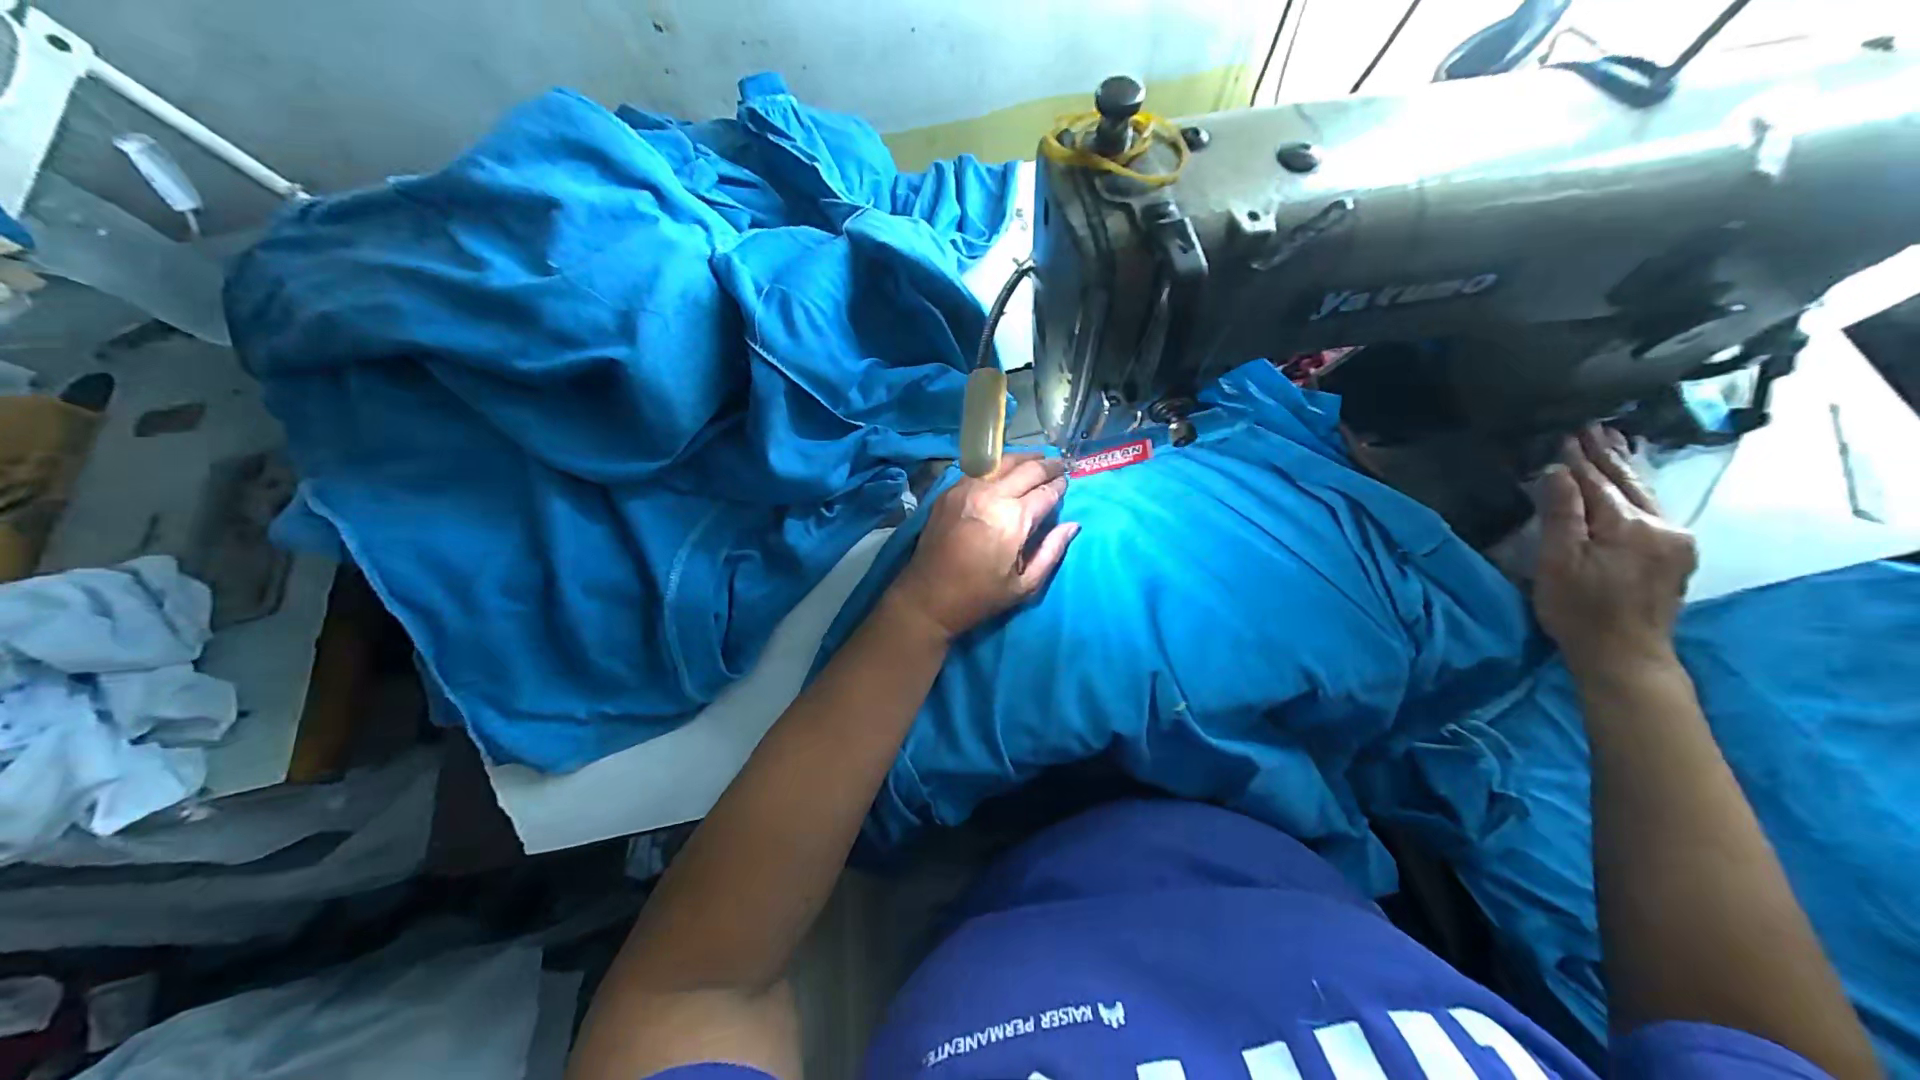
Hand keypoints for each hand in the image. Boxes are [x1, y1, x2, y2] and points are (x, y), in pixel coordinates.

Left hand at [884, 455, 1079, 640]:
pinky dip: (997, 466)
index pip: (1046, 492)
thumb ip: (1051, 552)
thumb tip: (1072, 525)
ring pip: (1002, 462)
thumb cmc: (979, 596)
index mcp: (1014, 519)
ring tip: (1037, 459)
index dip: (1060, 486)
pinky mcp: (950, 492)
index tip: (1067, 482)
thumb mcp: (1024, 585)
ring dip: (1024, 459)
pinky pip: (980, 470)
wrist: (928, 597)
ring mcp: (967, 489)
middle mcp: (992, 495)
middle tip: (1060, 464)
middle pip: (1027, 469)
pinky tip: (1005, 470)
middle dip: (1047, 465)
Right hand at [1530, 425, 1697, 676]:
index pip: (1597, 483)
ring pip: (1644, 496)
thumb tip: (1558, 472)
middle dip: (1606, 457)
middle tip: (1591, 429)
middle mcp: (1662, 526)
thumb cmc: (1579, 610)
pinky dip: (1635, 492)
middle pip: (1627, 484)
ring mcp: (1675, 542)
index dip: (1578, 460)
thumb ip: (1562, 514)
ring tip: (1610, 446)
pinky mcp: (1676, 557)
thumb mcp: (1558, 562)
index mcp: (1629, 526)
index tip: (1564, 435)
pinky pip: (1653, 511)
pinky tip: (1628, 486)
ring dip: (1623, 471)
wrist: (1625, 655)